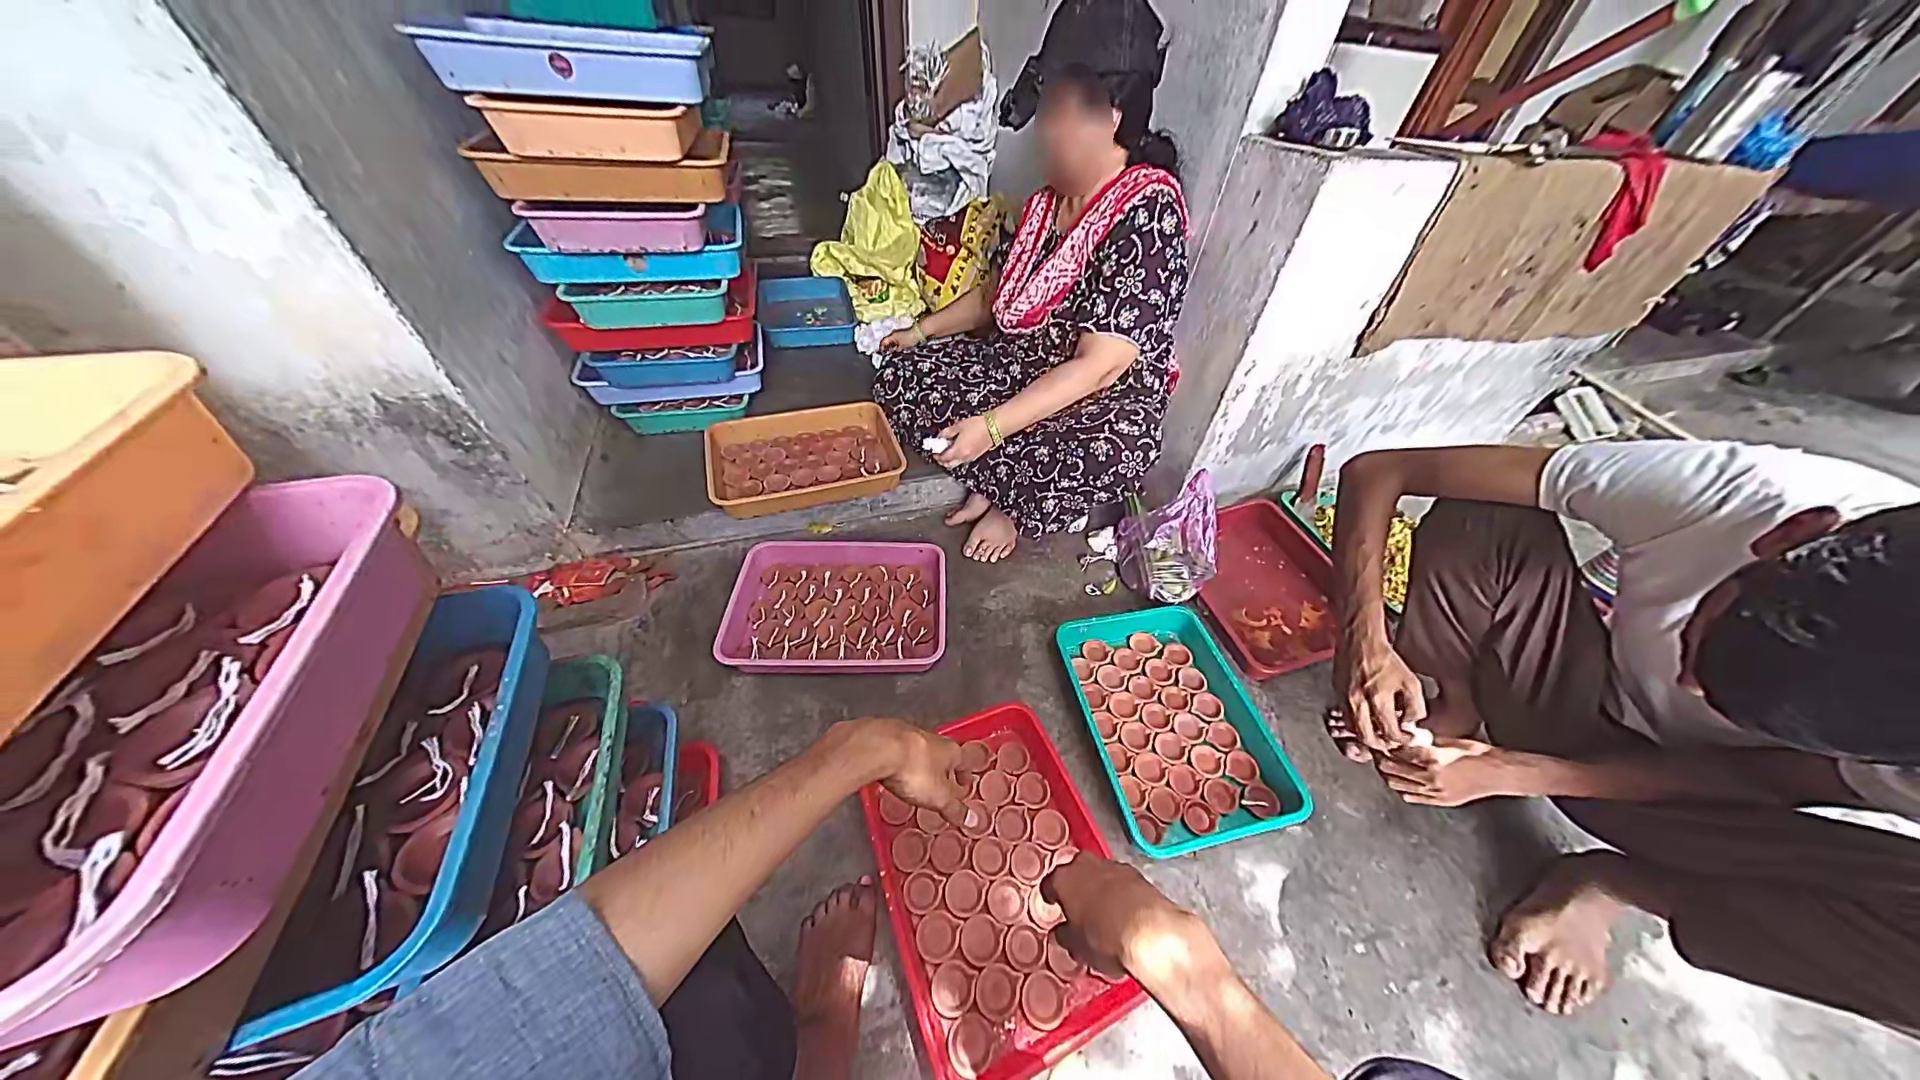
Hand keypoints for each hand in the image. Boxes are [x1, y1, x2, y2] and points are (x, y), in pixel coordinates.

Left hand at [848, 718, 969, 825]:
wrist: (878, 747)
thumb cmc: (914, 769)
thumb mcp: (938, 797)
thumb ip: (954, 808)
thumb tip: (972, 820)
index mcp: (950, 751)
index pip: (963, 761)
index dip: (964, 773)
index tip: (965, 782)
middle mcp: (931, 738)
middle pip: (942, 753)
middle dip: (942, 767)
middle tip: (942, 782)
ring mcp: (907, 734)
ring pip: (919, 749)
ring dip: (920, 762)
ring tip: (917, 776)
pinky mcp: (885, 735)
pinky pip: (896, 748)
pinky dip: (898, 758)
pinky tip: (892, 768)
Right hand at [879, 325, 923, 351]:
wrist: (919, 333)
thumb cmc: (909, 339)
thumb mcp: (902, 346)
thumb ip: (895, 350)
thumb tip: (892, 355)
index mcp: (892, 336)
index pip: (883, 342)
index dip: (881, 348)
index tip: (882, 354)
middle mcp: (894, 335)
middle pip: (887, 342)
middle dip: (886, 349)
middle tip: (886, 356)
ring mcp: (898, 335)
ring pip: (891, 343)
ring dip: (891, 348)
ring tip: (892, 355)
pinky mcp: (902, 337)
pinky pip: (896, 342)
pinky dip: (895, 347)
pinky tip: (897, 352)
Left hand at [933, 415, 994, 468]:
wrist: (994, 427)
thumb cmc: (978, 426)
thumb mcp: (958, 426)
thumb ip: (947, 433)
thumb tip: (940, 436)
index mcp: (957, 451)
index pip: (943, 458)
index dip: (936, 455)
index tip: (934, 450)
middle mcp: (963, 457)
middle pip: (949, 464)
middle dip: (942, 460)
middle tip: (939, 452)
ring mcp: (970, 457)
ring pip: (956, 463)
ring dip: (950, 459)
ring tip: (949, 449)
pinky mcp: (976, 455)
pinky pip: (963, 459)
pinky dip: (958, 456)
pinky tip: (958, 447)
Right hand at [1042, 852, 1205, 981]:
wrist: (1151, 933)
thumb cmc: (1106, 939)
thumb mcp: (1077, 947)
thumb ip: (1065, 935)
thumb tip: (1063, 933)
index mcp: (1063, 878)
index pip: (1049, 884)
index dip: (1051, 897)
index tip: (1053, 905)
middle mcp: (1085, 864)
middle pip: (1075, 873)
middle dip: (1077, 889)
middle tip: (1080, 911)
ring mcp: (1113, 866)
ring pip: (1100, 875)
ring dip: (1101, 890)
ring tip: (1106, 916)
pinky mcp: (1137, 873)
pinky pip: (1122, 882)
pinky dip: (1121, 894)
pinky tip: (1126, 914)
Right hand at [1332, 632, 1425, 755]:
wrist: (1359, 640)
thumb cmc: (1387, 659)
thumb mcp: (1411, 682)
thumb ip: (1415, 707)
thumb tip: (1410, 725)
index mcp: (1378, 698)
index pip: (1390, 732)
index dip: (1402, 740)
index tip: (1408, 738)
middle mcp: (1357, 701)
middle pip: (1367, 737)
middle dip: (1382, 745)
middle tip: (1392, 743)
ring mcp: (1343, 698)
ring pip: (1353, 729)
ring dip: (1366, 735)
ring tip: (1380, 733)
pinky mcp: (1336, 693)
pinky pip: (1345, 716)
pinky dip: (1356, 723)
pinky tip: (1367, 718)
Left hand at [1374, 737, 1537, 805]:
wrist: (1502, 774)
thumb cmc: (1478, 753)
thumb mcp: (1446, 740)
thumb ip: (1422, 741)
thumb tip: (1401, 736)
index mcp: (1431, 758)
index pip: (1394, 751)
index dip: (1384, 744)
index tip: (1378, 739)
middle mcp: (1430, 777)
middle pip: (1389, 768)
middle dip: (1380, 758)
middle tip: (1376, 750)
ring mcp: (1435, 792)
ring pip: (1396, 784)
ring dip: (1387, 773)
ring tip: (1385, 763)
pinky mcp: (1441, 801)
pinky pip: (1410, 796)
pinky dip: (1400, 787)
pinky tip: (1400, 778)